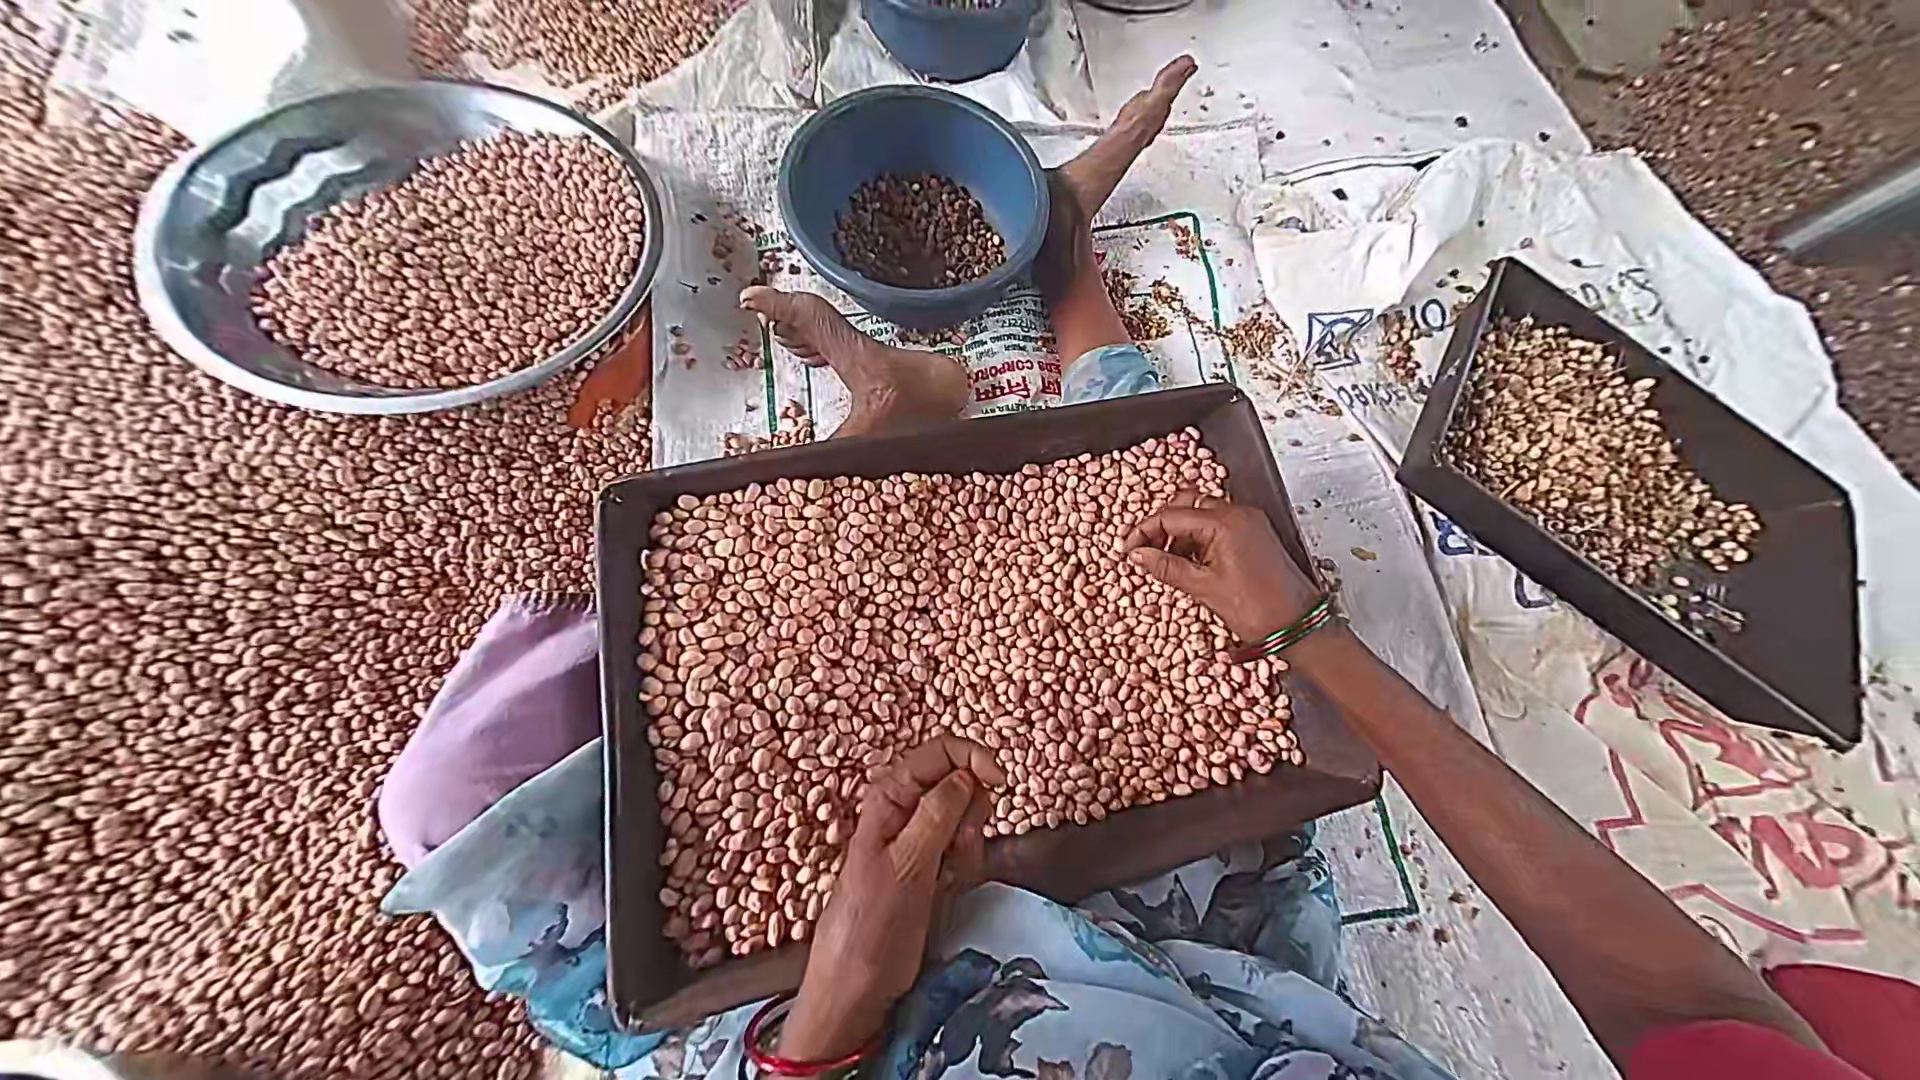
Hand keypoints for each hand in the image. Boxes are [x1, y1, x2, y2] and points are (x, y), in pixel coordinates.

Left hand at [778, 736, 1005, 1060]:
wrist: (855, 988)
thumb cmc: (871, 925)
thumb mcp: (907, 866)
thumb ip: (937, 814)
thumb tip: (967, 773)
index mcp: (891, 794)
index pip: (940, 751)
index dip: (973, 757)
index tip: (999, 781)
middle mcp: (905, 806)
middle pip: (959, 780)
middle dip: (971, 809)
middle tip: (957, 847)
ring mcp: (919, 834)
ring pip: (966, 813)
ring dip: (968, 841)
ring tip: (945, 875)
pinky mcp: (930, 861)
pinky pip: (963, 844)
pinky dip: (964, 862)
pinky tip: (945, 886)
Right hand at [1121, 491, 1320, 642]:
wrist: (1300, 626)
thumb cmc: (1259, 610)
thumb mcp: (1203, 588)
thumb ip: (1166, 567)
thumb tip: (1138, 556)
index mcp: (1225, 523)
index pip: (1170, 516)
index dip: (1144, 532)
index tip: (1129, 550)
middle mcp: (1238, 514)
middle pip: (1185, 504)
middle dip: (1160, 525)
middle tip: (1145, 550)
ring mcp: (1248, 522)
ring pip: (1200, 512)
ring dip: (1178, 532)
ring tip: (1165, 560)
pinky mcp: (1254, 534)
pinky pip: (1217, 524)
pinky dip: (1197, 538)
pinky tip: (1188, 562)